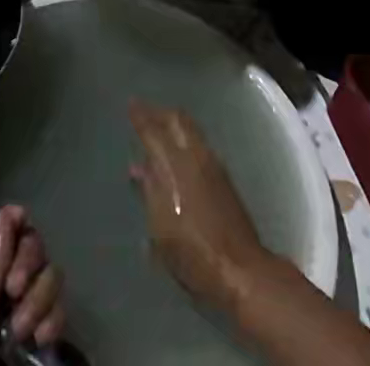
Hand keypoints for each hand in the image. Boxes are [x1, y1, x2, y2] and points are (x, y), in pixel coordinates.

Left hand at [0, 205, 65, 365]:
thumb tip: (7, 214)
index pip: (7, 237)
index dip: (16, 226)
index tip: (19, 219)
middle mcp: (5, 292)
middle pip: (34, 250)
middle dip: (29, 263)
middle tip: (13, 288)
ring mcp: (28, 314)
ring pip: (51, 277)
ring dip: (39, 298)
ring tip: (22, 330)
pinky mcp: (46, 337)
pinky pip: (62, 310)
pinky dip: (54, 320)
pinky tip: (41, 338)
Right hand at [127, 99, 274, 313]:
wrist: (238, 266)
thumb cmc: (191, 251)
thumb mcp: (159, 226)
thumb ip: (150, 191)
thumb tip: (139, 167)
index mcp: (176, 166)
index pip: (154, 132)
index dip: (141, 116)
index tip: (131, 103)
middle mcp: (196, 156)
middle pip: (178, 120)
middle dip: (160, 113)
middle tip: (145, 111)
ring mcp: (213, 164)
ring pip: (191, 130)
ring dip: (175, 124)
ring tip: (159, 128)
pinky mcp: (223, 176)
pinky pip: (199, 143)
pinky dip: (185, 138)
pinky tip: (177, 152)